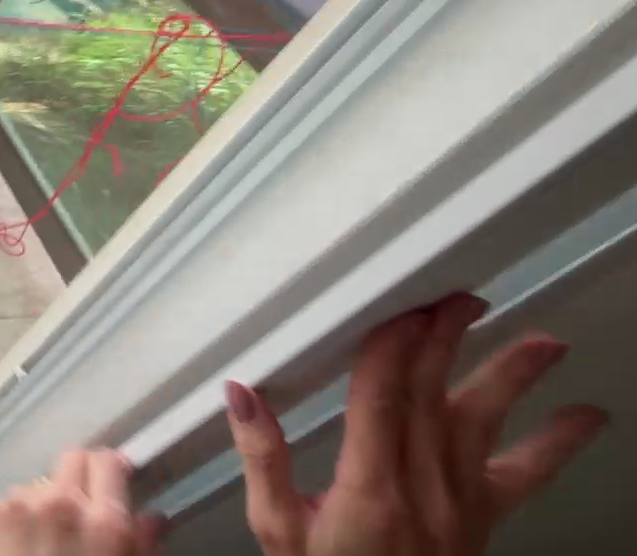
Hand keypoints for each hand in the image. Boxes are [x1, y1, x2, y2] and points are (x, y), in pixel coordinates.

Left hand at [0, 448, 164, 555]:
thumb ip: (143, 545)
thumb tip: (154, 518)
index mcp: (105, 522)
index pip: (107, 461)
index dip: (115, 466)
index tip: (120, 476)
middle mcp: (63, 501)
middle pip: (73, 457)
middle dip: (86, 473)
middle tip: (94, 499)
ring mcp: (26, 502)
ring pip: (47, 478)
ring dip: (57, 494)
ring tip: (63, 530)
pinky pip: (22, 495)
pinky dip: (32, 508)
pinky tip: (38, 539)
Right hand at [225, 294, 608, 555]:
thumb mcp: (276, 526)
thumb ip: (261, 459)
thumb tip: (241, 393)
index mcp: (371, 489)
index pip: (383, 402)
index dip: (392, 352)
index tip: (400, 312)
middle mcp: (427, 492)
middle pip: (434, 401)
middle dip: (445, 345)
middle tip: (459, 300)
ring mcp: (462, 506)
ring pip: (483, 428)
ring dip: (509, 381)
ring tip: (541, 341)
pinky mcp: (481, 518)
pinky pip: (521, 477)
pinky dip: (555, 446)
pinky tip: (584, 417)